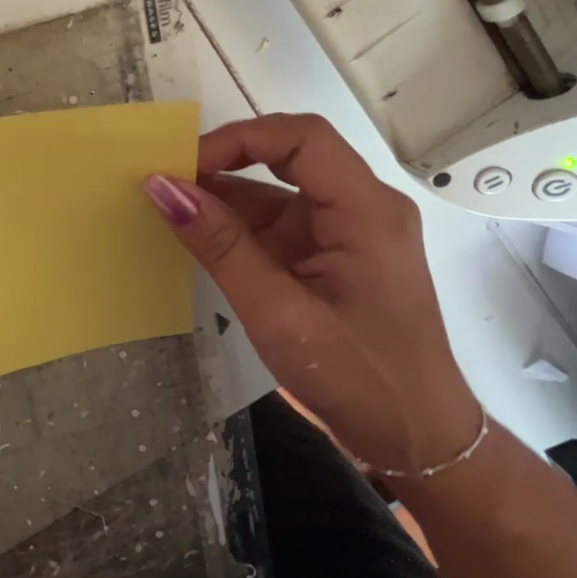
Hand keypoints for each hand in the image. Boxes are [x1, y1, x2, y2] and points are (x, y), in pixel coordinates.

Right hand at [145, 114, 482, 473]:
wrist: (415, 439)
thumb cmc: (357, 376)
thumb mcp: (278, 312)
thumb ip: (220, 245)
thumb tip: (161, 187)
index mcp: (366, 212)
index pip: (300, 139)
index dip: (236, 138)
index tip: (181, 166)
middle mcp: (360, 209)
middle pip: (287, 155)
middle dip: (222, 161)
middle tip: (163, 180)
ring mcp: (344, 233)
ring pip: (274, 190)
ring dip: (220, 196)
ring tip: (164, 206)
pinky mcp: (328, 257)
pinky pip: (274, 223)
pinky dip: (232, 226)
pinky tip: (193, 237)